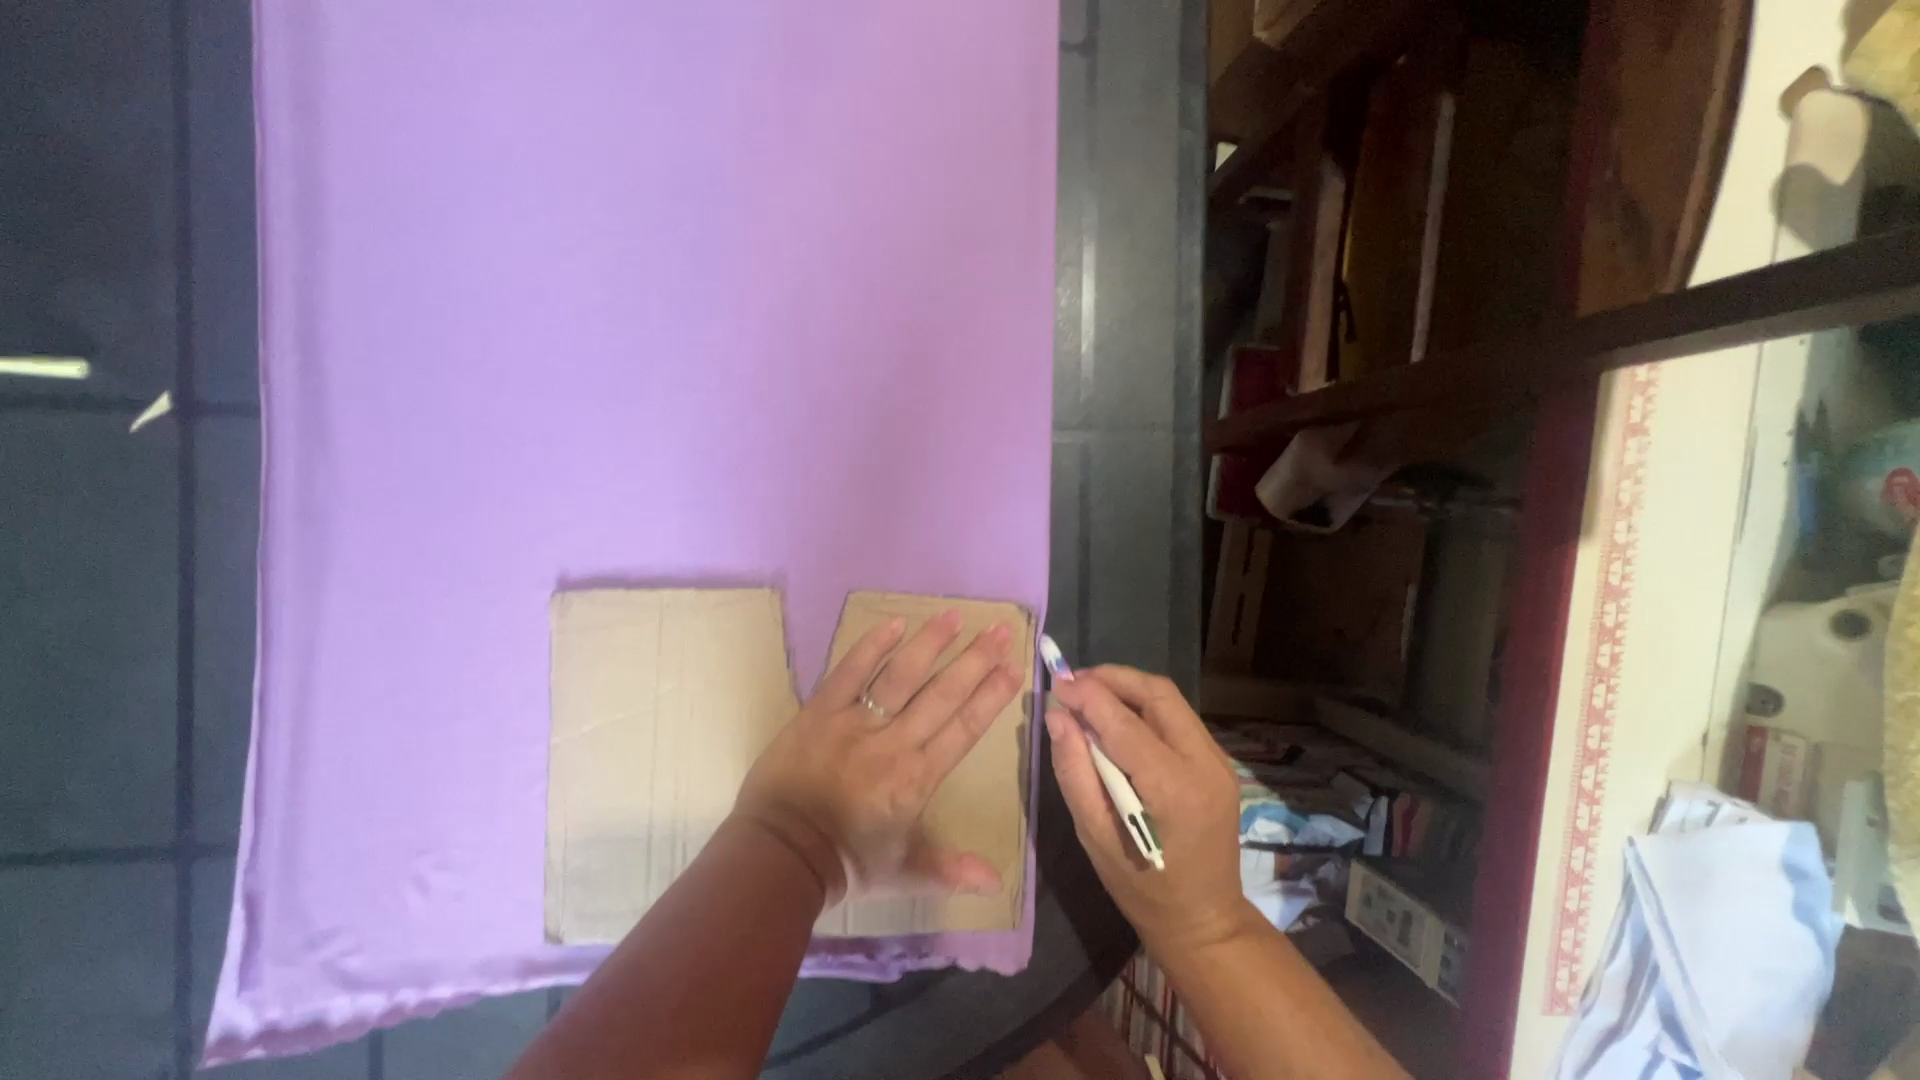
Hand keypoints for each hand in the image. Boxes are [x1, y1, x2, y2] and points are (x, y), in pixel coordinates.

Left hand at [733, 610, 1025, 906]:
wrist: (778, 855)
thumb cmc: (843, 864)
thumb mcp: (901, 873)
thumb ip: (949, 870)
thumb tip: (997, 881)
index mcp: (917, 778)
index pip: (964, 729)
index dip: (991, 697)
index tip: (1014, 669)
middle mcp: (894, 743)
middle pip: (942, 695)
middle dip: (975, 661)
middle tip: (1001, 631)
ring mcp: (855, 724)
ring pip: (901, 676)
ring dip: (930, 644)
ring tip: (955, 617)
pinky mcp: (819, 712)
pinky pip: (848, 673)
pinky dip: (871, 647)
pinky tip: (893, 623)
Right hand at [1046, 667, 1260, 955]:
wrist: (1205, 921)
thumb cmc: (1142, 889)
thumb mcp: (1095, 837)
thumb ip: (1075, 773)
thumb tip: (1057, 717)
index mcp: (1173, 789)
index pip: (1124, 722)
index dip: (1087, 694)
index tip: (1055, 682)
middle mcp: (1205, 764)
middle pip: (1157, 694)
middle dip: (1112, 678)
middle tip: (1073, 683)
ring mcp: (1219, 762)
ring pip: (1171, 701)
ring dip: (1129, 690)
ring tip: (1090, 697)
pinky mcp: (1220, 764)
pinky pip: (1179, 720)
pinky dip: (1145, 709)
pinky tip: (1118, 721)